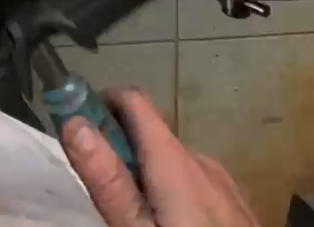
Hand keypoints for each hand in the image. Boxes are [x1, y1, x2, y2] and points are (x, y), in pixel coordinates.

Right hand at [61, 88, 258, 226]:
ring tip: (138, 223)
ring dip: (146, 177)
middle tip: (105, 199)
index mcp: (176, 161)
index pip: (133, 99)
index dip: (100, 105)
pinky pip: (195, 186)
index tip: (80, 135)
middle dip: (120, 153)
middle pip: (149, 134)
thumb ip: (108, 181)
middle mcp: (202, 162)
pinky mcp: (239, 211)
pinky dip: (173, 195)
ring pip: (171, 163)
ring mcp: (225, 187)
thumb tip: (74, 122)